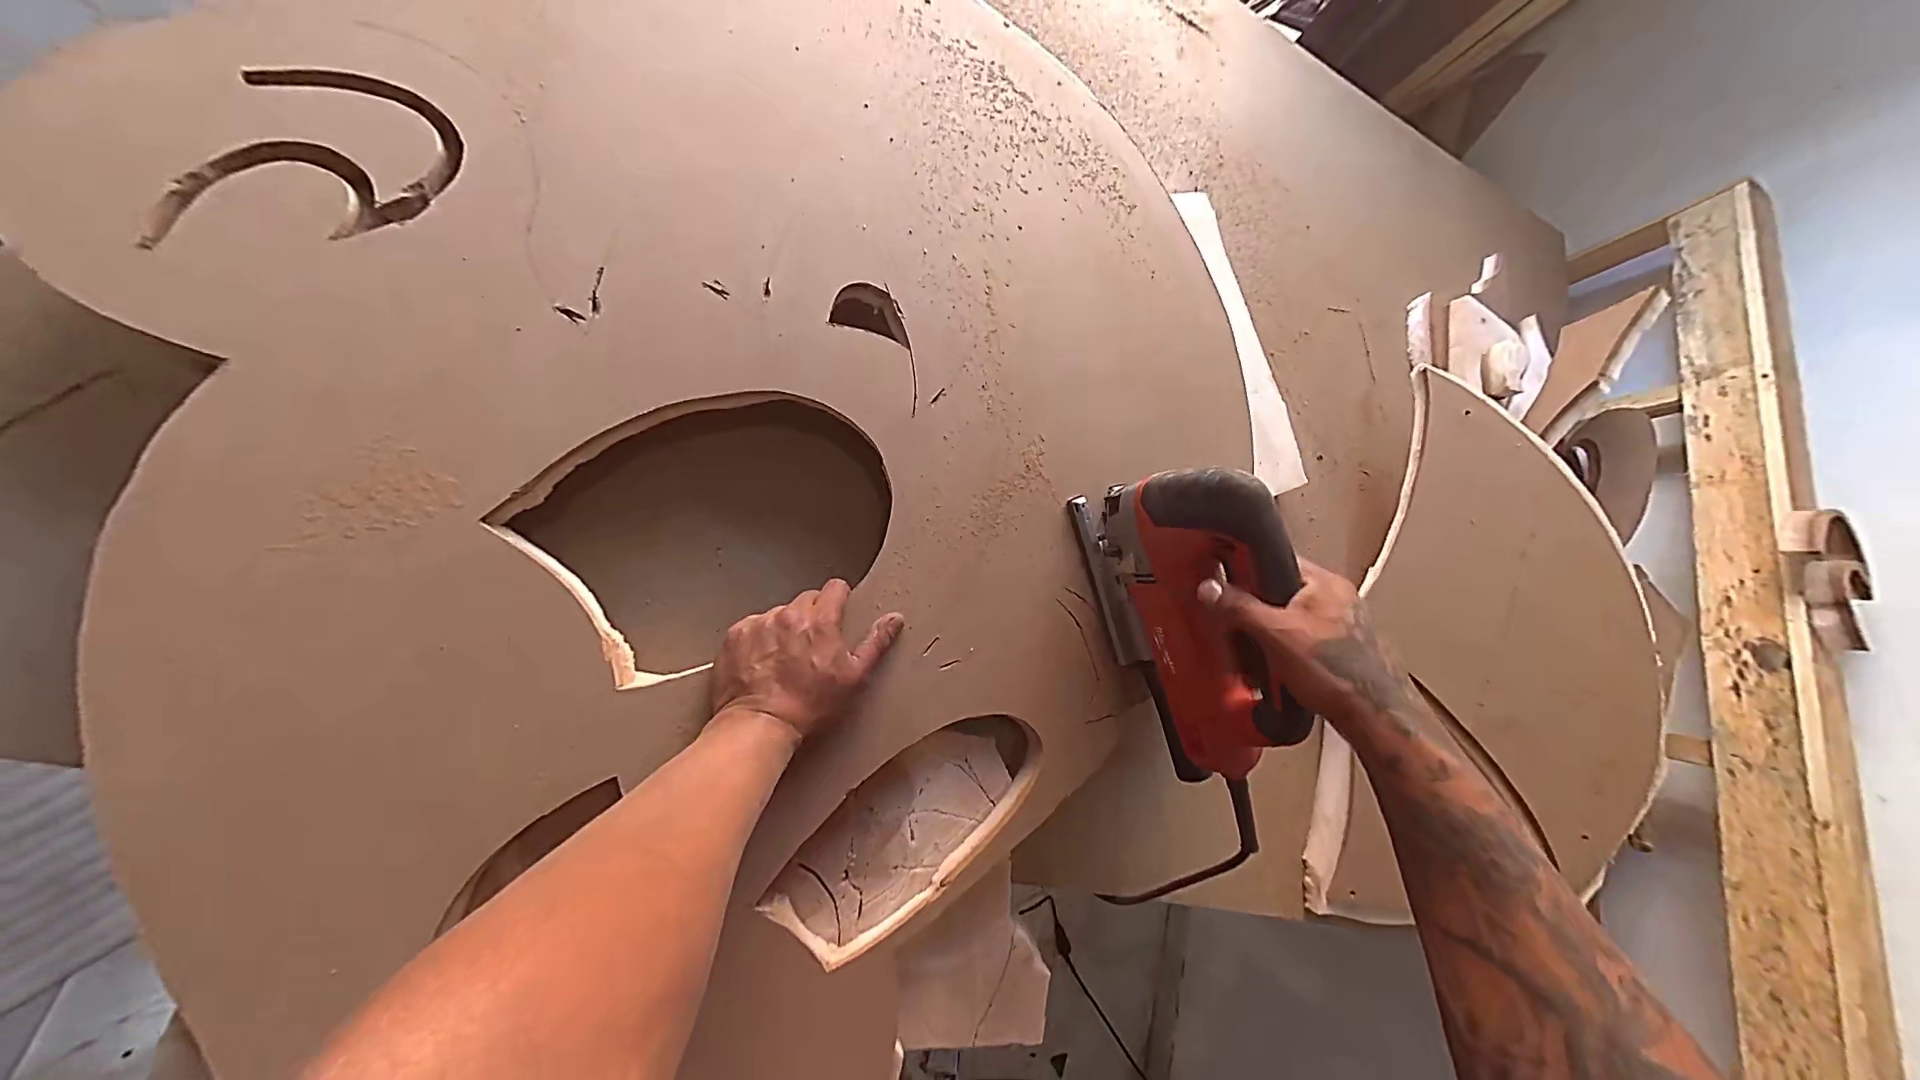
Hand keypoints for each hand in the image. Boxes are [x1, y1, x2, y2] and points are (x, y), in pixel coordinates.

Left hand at [710, 579, 905, 739]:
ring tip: (785, 658)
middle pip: (806, 600)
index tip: (839, 612)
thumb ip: (876, 643)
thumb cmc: (808, 705)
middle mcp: (788, 615)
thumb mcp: (855, 677)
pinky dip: (759, 639)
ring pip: (779, 613)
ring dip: (784, 628)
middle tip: (813, 645)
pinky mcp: (736, 636)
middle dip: (812, 616)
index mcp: (820, 620)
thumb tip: (893, 620)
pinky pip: (753, 627)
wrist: (761, 723)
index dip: (840, 599)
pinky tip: (763, 662)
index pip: (835, 588)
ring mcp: (759, 623)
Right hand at [1196, 557, 1412, 726]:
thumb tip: (1211, 588)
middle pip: (1277, 593)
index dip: (1244, 571)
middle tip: (1238, 631)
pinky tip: (1276, 670)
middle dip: (1253, 615)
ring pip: (1287, 619)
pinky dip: (1282, 653)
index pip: (1274, 560)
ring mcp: (1340, 624)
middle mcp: (1336, 599)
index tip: (1224, 586)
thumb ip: (1239, 607)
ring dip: (1266, 638)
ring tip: (1257, 658)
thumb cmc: (1337, 672)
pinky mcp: (1339, 649)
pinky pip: (1299, 641)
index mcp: (1324, 583)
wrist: (1374, 717)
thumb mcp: (1275, 634)